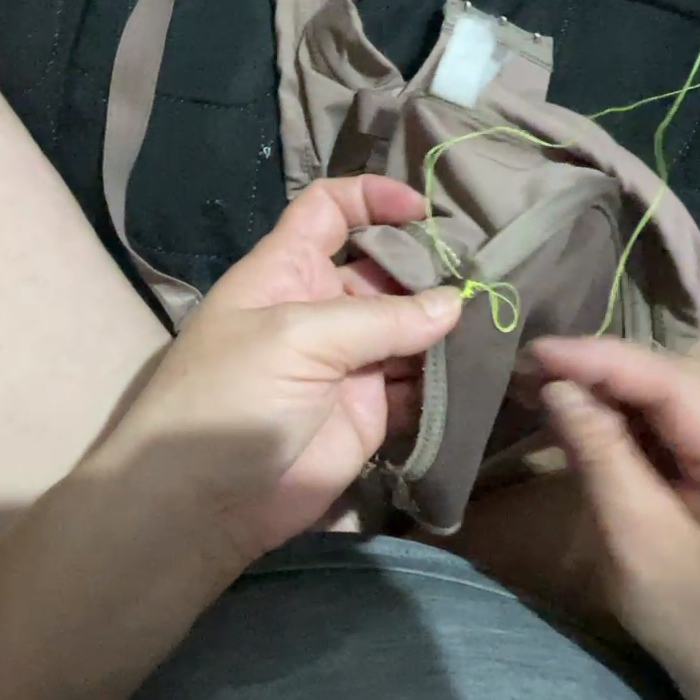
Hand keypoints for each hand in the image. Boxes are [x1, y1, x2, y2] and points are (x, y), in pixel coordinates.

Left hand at [92, 176, 462, 566]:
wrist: (204, 501)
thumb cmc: (232, 396)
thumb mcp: (296, 337)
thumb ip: (379, 319)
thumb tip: (454, 303)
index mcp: (286, 271)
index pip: (327, 211)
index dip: (371, 198)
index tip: (424, 208)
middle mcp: (319, 308)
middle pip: (381, 269)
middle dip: (426, 267)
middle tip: (483, 272)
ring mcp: (346, 361)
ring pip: (407, 327)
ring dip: (445, 323)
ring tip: (496, 315)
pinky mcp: (368, 411)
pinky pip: (416, 384)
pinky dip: (445, 376)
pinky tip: (481, 367)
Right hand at [527, 336, 699, 699]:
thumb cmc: (694, 619)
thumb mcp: (636, 541)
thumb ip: (600, 455)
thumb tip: (556, 386)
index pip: (676, 384)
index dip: (602, 359)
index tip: (536, 350)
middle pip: (673, 378)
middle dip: (597, 368)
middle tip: (526, 367)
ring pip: (667, 388)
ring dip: (602, 384)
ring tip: (539, 382)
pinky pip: (668, 411)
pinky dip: (617, 408)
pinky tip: (576, 407)